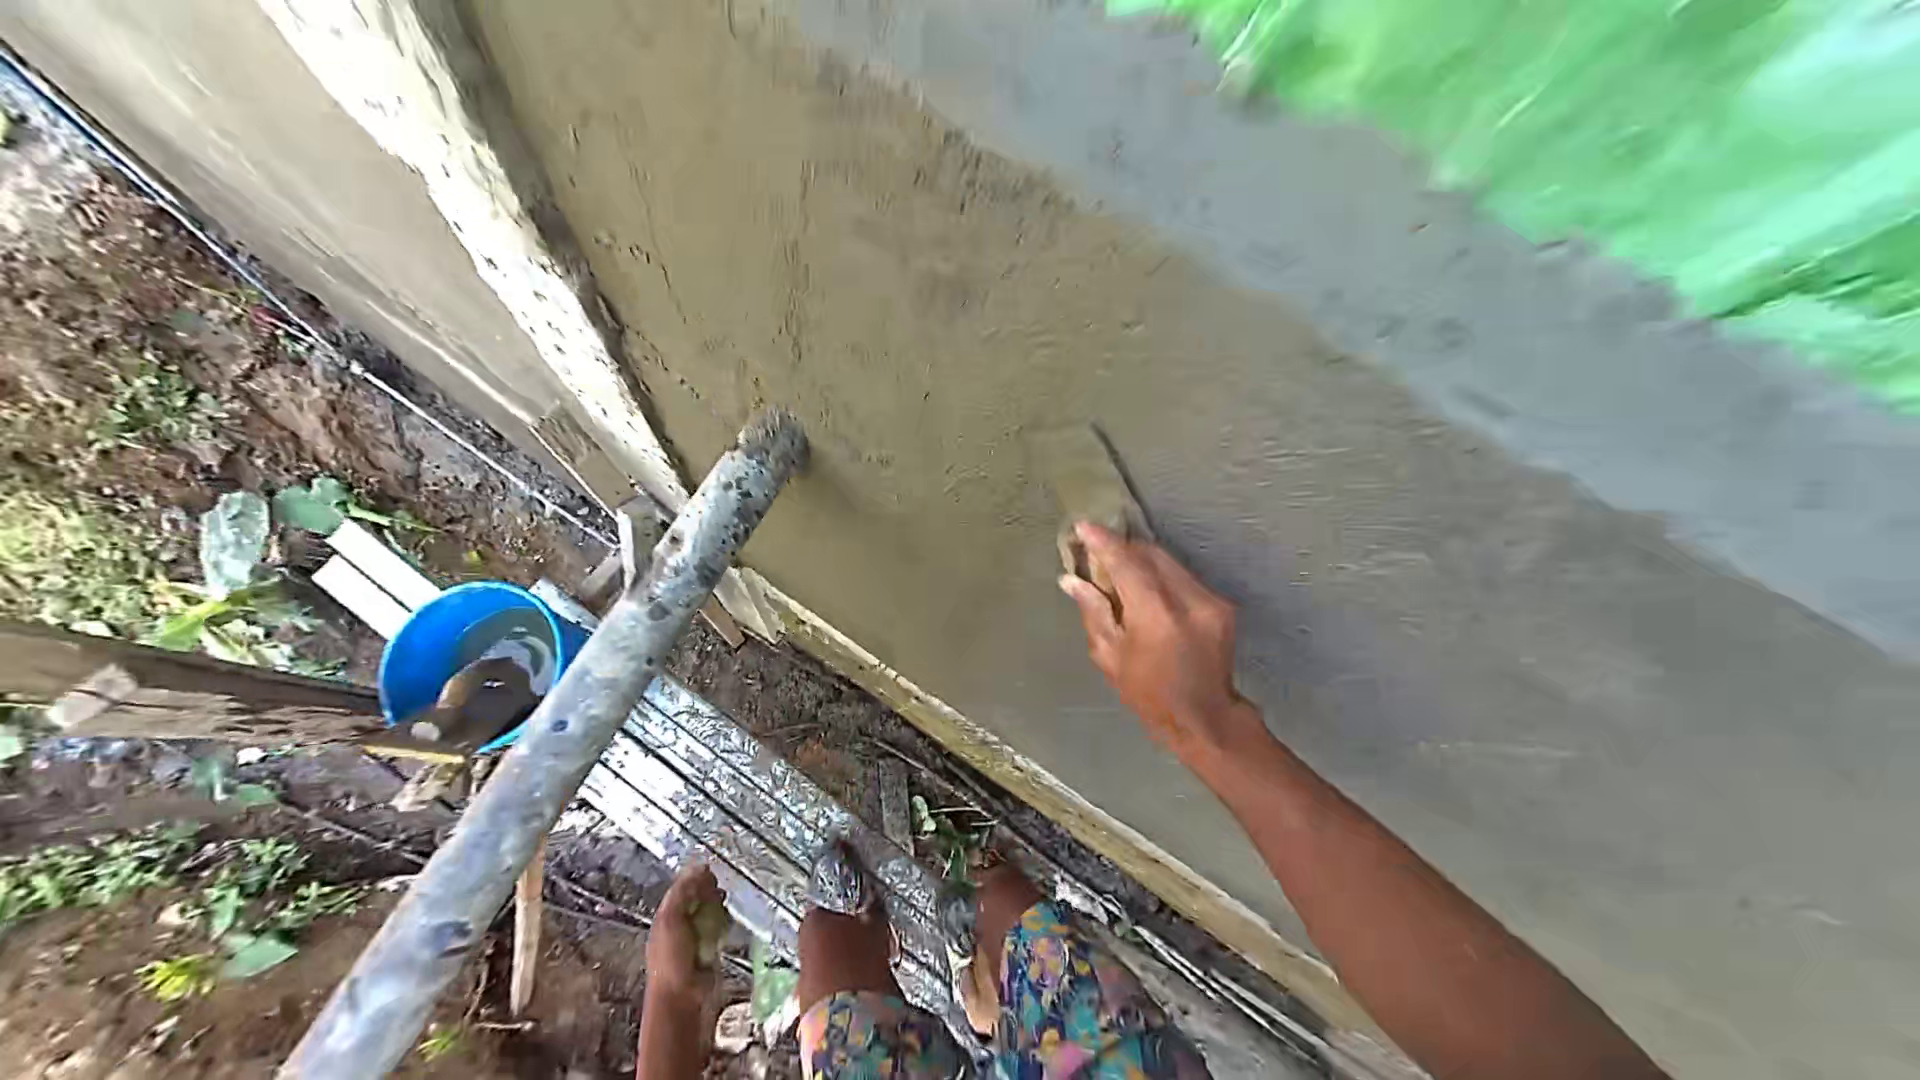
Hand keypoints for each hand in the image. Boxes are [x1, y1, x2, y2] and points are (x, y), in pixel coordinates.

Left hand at [644, 862, 724, 1005]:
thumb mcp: (671, 919)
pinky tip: (729, 920)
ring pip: (709, 912)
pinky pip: (719, 928)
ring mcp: (695, 939)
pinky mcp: (710, 950)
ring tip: (725, 901)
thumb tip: (698, 867)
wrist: (683, 1000)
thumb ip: (682, 892)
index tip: (711, 869)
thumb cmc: (672, 960)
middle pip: (696, 898)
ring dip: (718, 905)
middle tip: (720, 886)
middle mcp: (678, 926)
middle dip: (708, 890)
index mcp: (665, 918)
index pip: (681, 889)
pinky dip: (724, 922)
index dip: (695, 877)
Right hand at [1059, 522, 1265, 764]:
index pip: (1126, 562)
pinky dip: (1161, 575)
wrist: (1203, 716)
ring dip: (1142, 560)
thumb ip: (1092, 611)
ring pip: (1169, 561)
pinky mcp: (1221, 605)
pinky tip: (1148, 590)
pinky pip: (1184, 576)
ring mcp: (1210, 600)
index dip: (1103, 541)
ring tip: (1120, 572)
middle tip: (1098, 552)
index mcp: (1155, 614)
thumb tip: (1071, 579)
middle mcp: (1187, 599)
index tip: (1083, 527)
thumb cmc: (1147, 693)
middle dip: (1123, 547)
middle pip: (1151, 553)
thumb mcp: (1109, 656)